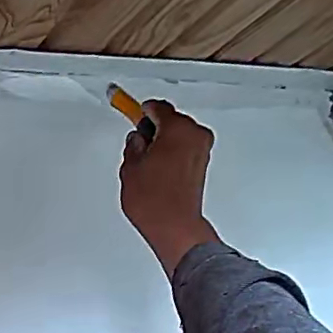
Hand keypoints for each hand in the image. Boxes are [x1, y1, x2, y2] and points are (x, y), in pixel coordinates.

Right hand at [119, 99, 219, 276]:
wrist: (173, 225)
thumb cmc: (155, 200)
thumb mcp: (130, 168)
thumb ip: (133, 147)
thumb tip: (136, 141)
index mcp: (176, 128)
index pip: (157, 108)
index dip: (141, 110)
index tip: (130, 107)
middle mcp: (194, 135)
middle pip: (171, 121)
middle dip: (153, 129)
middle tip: (136, 142)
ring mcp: (201, 150)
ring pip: (178, 136)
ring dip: (162, 143)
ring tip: (144, 164)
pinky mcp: (202, 164)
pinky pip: (184, 149)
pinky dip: (171, 153)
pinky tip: (156, 170)